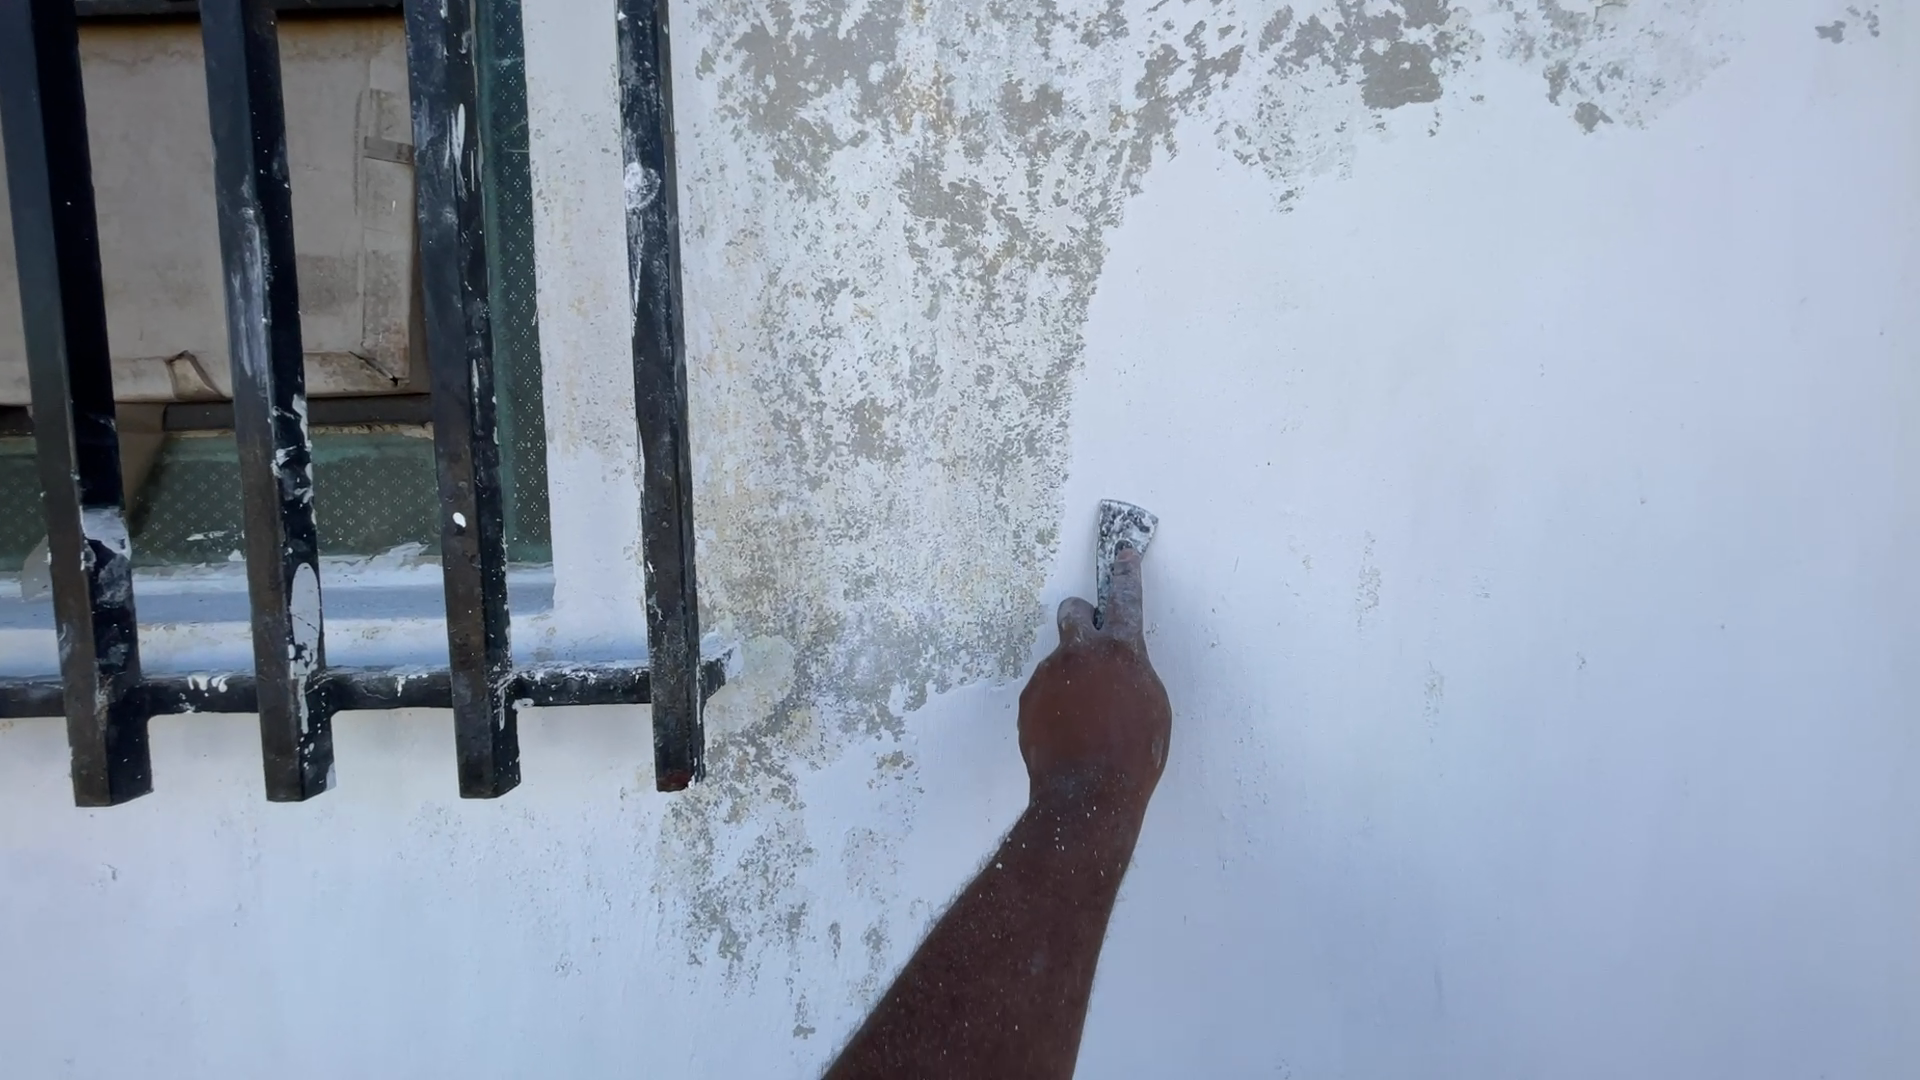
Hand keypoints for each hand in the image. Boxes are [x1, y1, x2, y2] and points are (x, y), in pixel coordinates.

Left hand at [1018, 547, 1171, 819]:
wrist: (1089, 792)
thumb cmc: (1133, 754)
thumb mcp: (1152, 706)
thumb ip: (1133, 672)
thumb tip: (1121, 665)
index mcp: (1122, 653)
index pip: (1126, 601)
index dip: (1126, 574)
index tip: (1122, 553)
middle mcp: (1081, 653)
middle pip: (1073, 611)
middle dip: (1082, 616)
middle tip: (1090, 642)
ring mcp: (1050, 673)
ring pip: (1060, 660)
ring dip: (1071, 676)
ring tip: (1084, 718)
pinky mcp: (1029, 695)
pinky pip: (1045, 688)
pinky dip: (1054, 701)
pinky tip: (1066, 730)